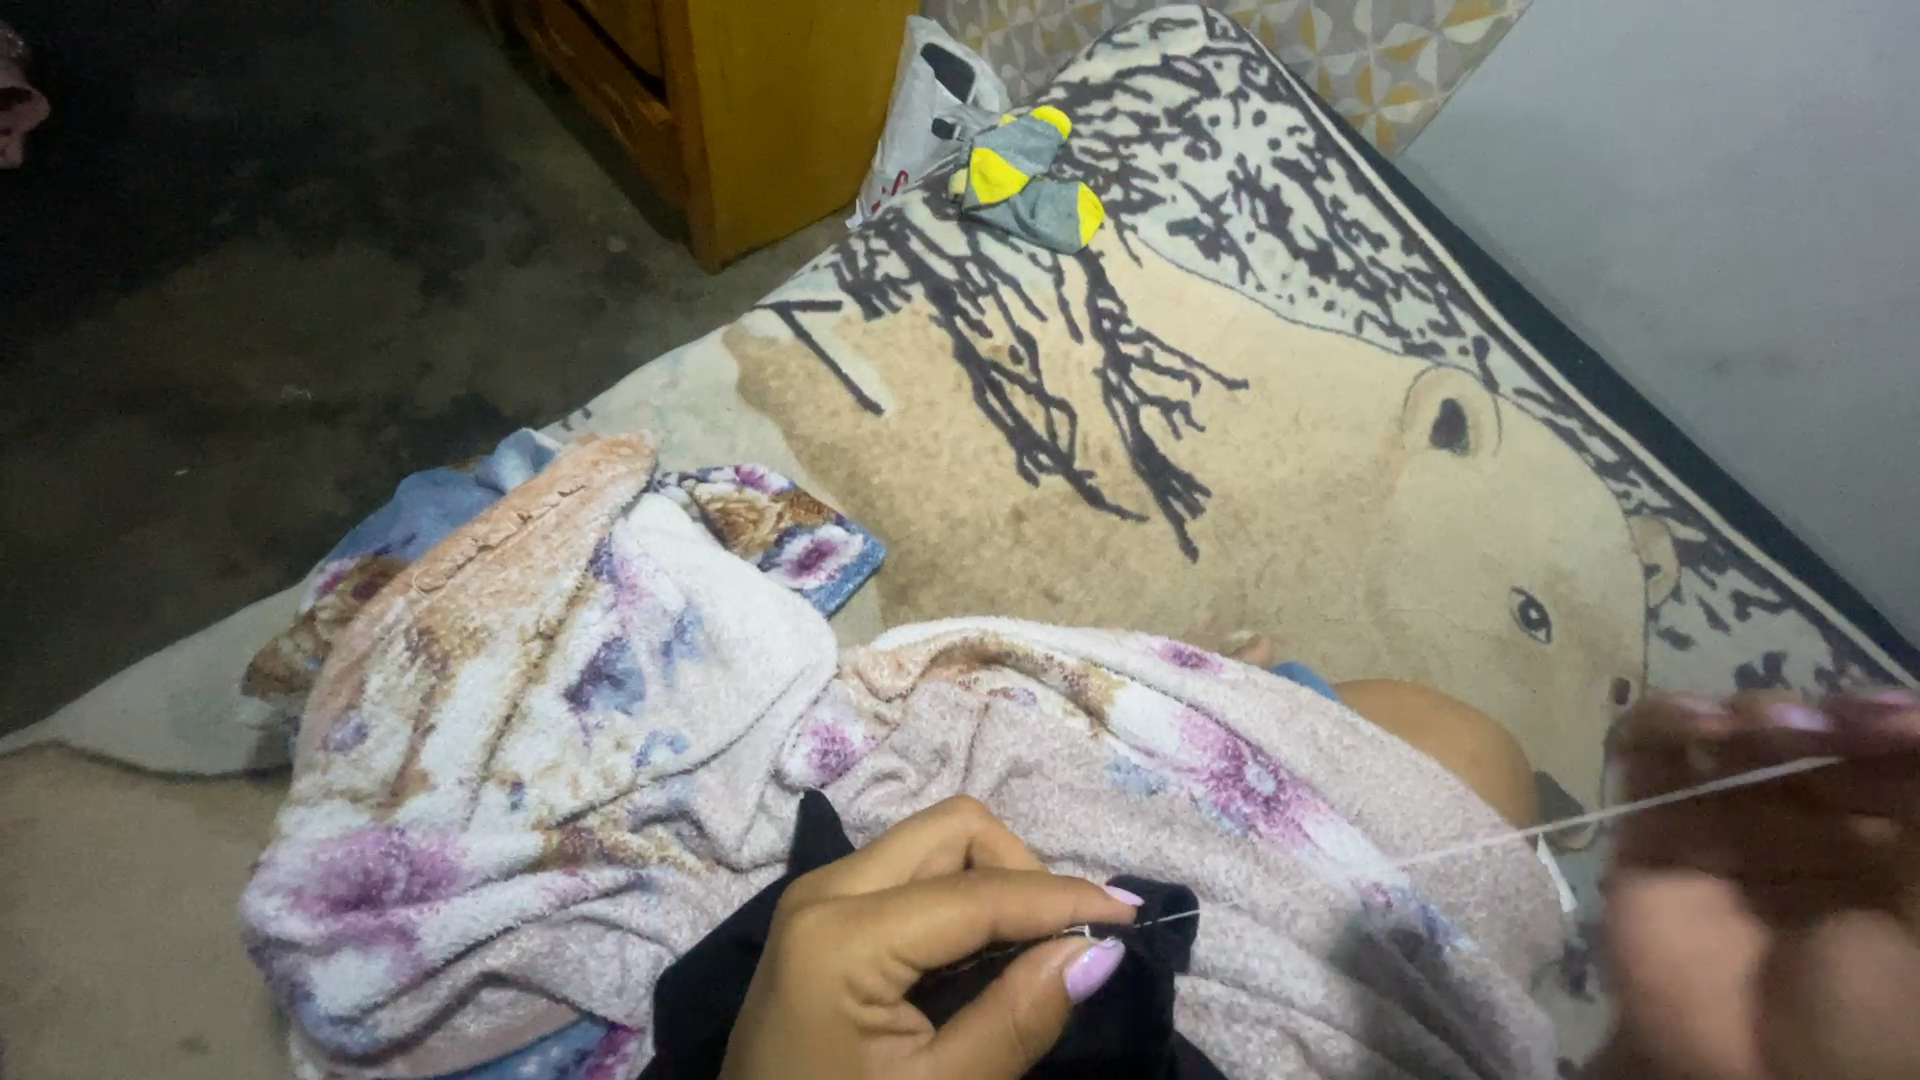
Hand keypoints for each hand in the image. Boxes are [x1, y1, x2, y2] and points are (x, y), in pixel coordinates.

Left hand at [719, 795, 1140, 1079]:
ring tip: (1027, 945)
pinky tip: (982, 944)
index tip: (1128, 913)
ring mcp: (821, 890)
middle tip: (1062, 939)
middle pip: (954, 828)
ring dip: (994, 876)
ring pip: (934, 837)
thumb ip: (1015, 1019)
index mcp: (842, 936)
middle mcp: (827, 886)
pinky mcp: (825, 906)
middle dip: (1022, 871)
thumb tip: (1098, 949)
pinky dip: (961, 889)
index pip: (977, 891)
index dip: (1059, 898)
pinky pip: (911, 866)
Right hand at [1593, 689, 1919, 1079]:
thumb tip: (1906, 712)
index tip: (1889, 720)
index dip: (1893, 721)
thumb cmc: (1894, 1021)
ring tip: (1755, 724)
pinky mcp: (1653, 820)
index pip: (1900, 752)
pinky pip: (1650, 751)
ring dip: (1742, 710)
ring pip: (1732, 729)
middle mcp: (1826, 822)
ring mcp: (1732, 820)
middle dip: (1820, 714)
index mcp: (1907, 845)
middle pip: (1817, 732)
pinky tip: (1690, 723)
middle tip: (1824, 724)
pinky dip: (1663, 722)